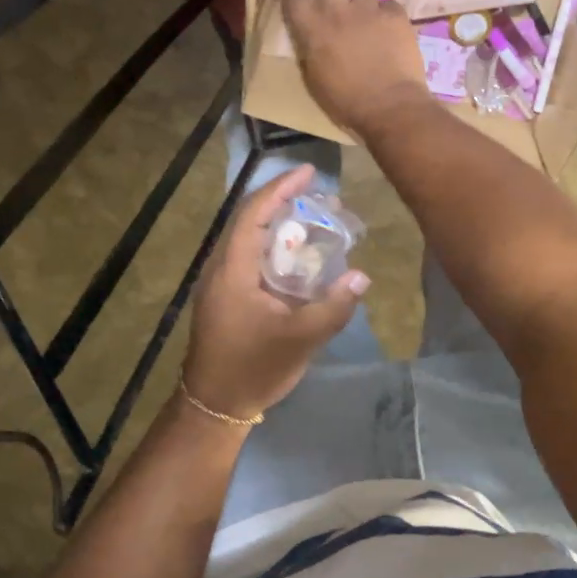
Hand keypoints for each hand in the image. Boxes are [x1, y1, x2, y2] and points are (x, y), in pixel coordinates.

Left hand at [181, 164, 368, 421]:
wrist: (214, 406)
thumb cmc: (253, 368)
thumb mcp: (300, 339)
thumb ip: (333, 306)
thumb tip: (362, 275)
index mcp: (233, 269)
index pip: (255, 213)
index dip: (281, 188)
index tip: (309, 172)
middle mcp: (221, 267)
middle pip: (251, 220)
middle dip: (284, 202)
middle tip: (320, 196)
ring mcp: (221, 283)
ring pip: (250, 239)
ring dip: (279, 226)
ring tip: (313, 220)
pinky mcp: (226, 298)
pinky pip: (251, 258)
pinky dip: (275, 248)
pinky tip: (299, 259)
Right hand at [282, 0, 434, 138]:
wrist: (390, 107)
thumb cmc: (345, 101)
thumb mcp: (313, 77)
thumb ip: (310, 47)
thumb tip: (311, 34)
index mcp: (312, 27)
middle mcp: (337, 9)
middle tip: (336, 0)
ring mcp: (370, 9)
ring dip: (361, 2)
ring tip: (367, 20)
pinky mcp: (396, 15)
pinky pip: (388, 4)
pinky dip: (387, 15)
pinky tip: (389, 31)